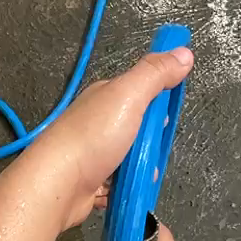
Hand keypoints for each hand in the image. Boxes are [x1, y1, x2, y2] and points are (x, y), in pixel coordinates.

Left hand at [24, 47, 193, 227]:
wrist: (57, 186)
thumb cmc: (89, 139)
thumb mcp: (129, 95)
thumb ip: (155, 73)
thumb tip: (182, 53)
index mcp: (105, 97)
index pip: (140, 90)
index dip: (159, 100)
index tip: (169, 112)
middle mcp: (97, 123)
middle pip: (137, 128)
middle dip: (151, 140)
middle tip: (152, 146)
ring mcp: (93, 154)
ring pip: (129, 158)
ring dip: (140, 168)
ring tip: (142, 172)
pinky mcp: (90, 182)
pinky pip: (117, 184)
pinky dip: (125, 187)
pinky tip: (128, 188)